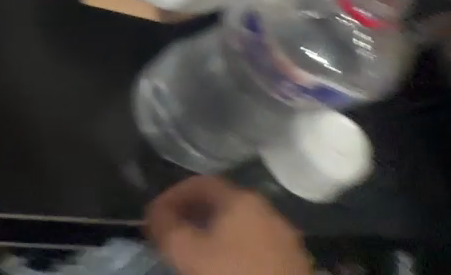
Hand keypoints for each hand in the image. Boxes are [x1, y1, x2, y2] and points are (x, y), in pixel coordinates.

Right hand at [144, 176, 310, 274]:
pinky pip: (256, 250)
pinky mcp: (296, 268)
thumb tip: (155, 213)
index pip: (199, 184)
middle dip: (192, 217)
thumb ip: (164, 226)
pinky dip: (235, 254)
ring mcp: (286, 242)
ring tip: (195, 257)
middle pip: (221, 205)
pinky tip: (223, 270)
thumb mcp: (186, 252)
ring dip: (214, 237)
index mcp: (242, 199)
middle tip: (172, 235)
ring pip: (240, 229)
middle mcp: (268, 212)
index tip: (155, 217)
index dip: (172, 197)